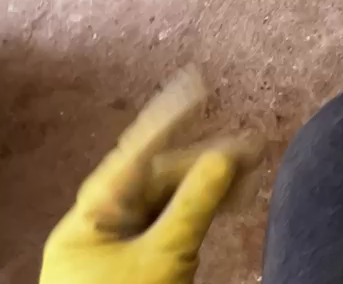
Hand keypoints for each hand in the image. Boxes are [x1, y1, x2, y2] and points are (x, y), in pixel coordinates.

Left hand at [40, 69, 249, 283]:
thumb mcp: (165, 256)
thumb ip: (196, 202)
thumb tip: (228, 152)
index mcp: (89, 222)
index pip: (133, 155)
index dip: (167, 116)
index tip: (198, 82)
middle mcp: (99, 227)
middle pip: (158, 175)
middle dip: (208, 158)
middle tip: (254, 148)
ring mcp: (117, 245)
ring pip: (170, 196)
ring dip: (211, 180)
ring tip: (252, 172)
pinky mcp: (136, 261)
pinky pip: (173, 216)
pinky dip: (204, 204)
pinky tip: (233, 199)